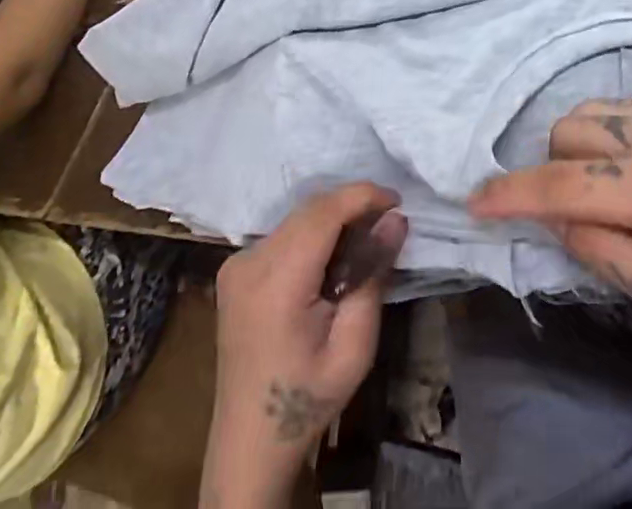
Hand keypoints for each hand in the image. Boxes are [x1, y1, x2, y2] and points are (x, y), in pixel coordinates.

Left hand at [203, 184, 407, 507]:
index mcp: (276, 281)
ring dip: (331, 220)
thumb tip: (395, 221)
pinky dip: (311, 235)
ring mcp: (236, 262)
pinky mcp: (234, 269)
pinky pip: (281, 236)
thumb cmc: (308, 396)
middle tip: (387, 221)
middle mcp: (249, 260)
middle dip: (350, 205)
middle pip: (307, 211)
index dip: (361, 196)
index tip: (397, 200)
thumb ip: (372, 275)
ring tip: (364, 240)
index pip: (321, 213)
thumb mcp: (355, 345)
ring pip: (294, 219)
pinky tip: (331, 260)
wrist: (250, 435)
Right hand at [470, 98, 631, 375]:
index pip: (563, 183)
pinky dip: (604, 142)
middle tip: (575, 219)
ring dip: (576, 154)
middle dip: (552, 172)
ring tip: (606, 198)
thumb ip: (607, 255)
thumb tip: (556, 220)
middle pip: (567, 133)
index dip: (511, 194)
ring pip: (587, 115)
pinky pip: (616, 113)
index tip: (475, 205)